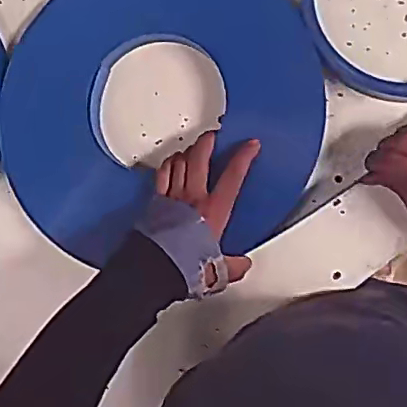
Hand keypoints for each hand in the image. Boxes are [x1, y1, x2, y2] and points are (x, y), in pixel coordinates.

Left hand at [154, 130, 261, 282]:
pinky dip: (168, 165)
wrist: (156, 267)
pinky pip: (162, 174)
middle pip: (200, 158)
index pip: (233, 176)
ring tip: (192, 148)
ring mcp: (172, 197)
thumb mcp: (218, 270)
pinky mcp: (156, 201)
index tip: (250, 145)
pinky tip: (170, 163)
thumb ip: (231, 264)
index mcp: (214, 210)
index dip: (243, 156)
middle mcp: (193, 198)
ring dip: (187, 152)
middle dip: (208, 142)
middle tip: (213, 136)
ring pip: (179, 162)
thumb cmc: (185, 266)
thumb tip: (241, 265)